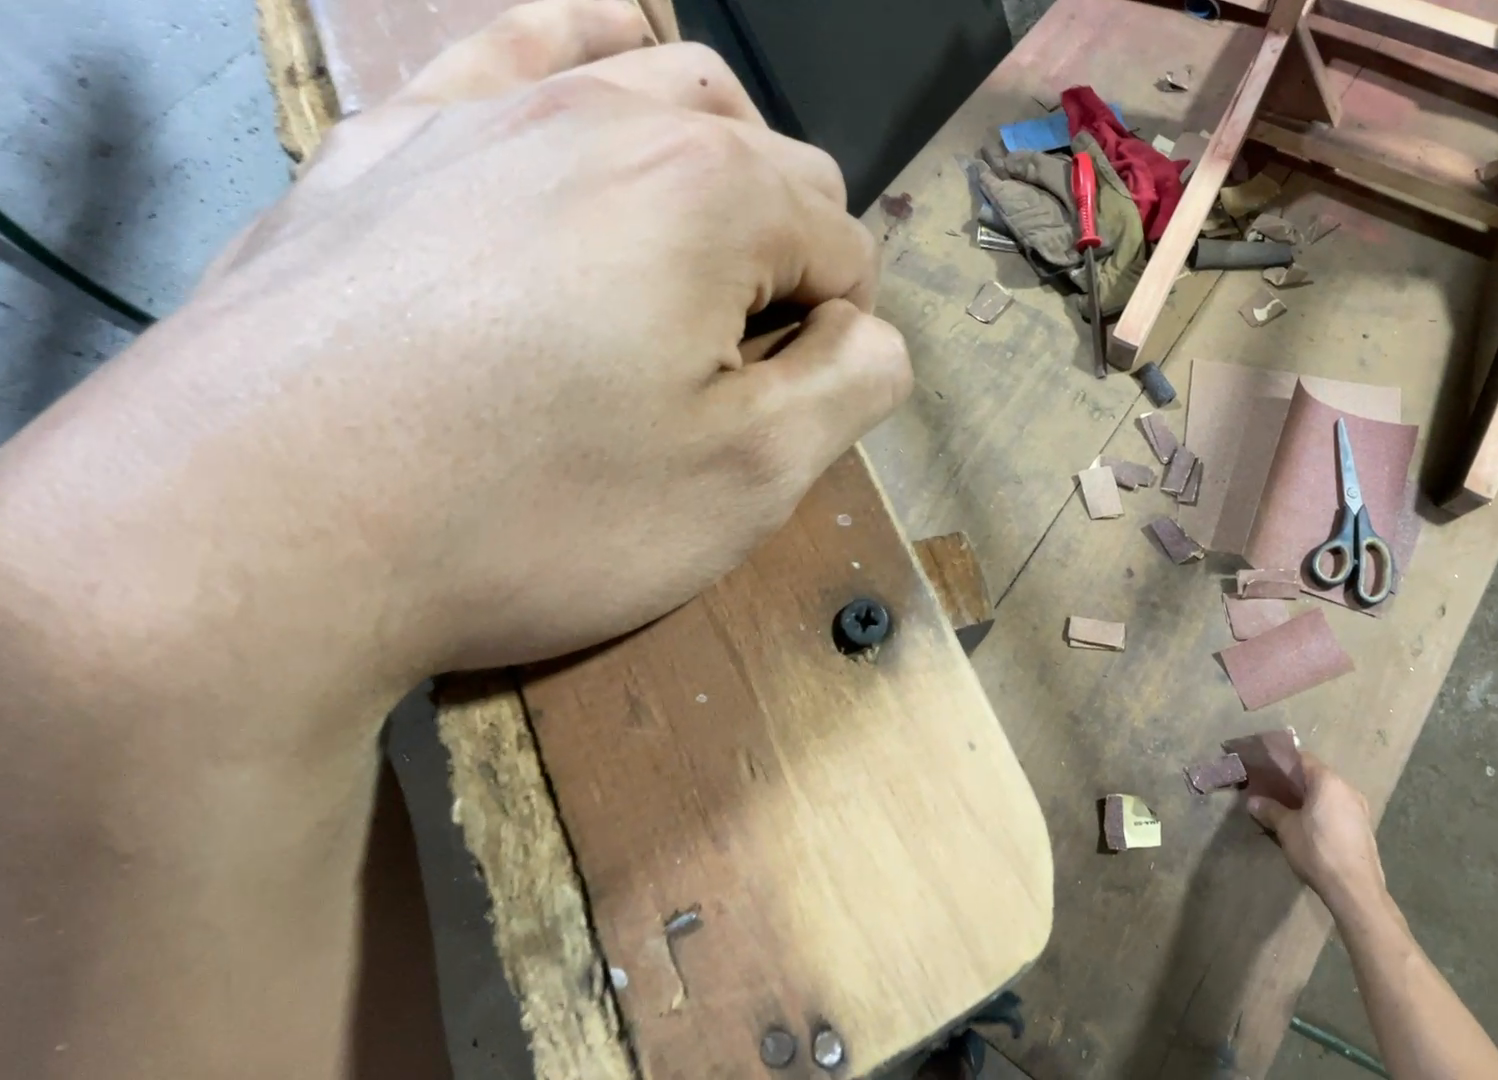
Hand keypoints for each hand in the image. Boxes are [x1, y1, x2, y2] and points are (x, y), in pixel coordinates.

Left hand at [33, 0, 910, 682]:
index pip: (845, 247)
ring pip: (667, 86)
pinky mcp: (392, 139)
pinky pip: (520, 49)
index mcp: (713, 195)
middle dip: (787, 259)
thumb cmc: (538, 514)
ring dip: (716, 168)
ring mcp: (490, 110)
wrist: (253, 538)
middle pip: (775, 163)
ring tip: (692, 260)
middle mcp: (611, 117)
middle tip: (735, 366)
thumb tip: (873, 334)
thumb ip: (855, 385)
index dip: (839, 334)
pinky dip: (588, 64)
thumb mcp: (747, 479)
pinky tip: (597, 97)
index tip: (782, 408)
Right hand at [1247, 752, 1387, 912]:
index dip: (1282, 762)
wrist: (1355, 889)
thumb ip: (1270, 810)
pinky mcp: (1364, 827)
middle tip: (1272, 792)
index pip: (1302, 758)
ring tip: (1288, 811)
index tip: (1265, 771)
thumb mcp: (1286, 828)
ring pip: (1328, 793)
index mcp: (1328, 781)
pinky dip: (1323, 811)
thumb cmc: (1317, 850)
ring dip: (1309, 798)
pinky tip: (1309, 827)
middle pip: (1316, 775)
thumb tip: (1253, 801)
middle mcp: (1347, 788)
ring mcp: (1360, 808)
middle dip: (1294, 783)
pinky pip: (1338, 809)